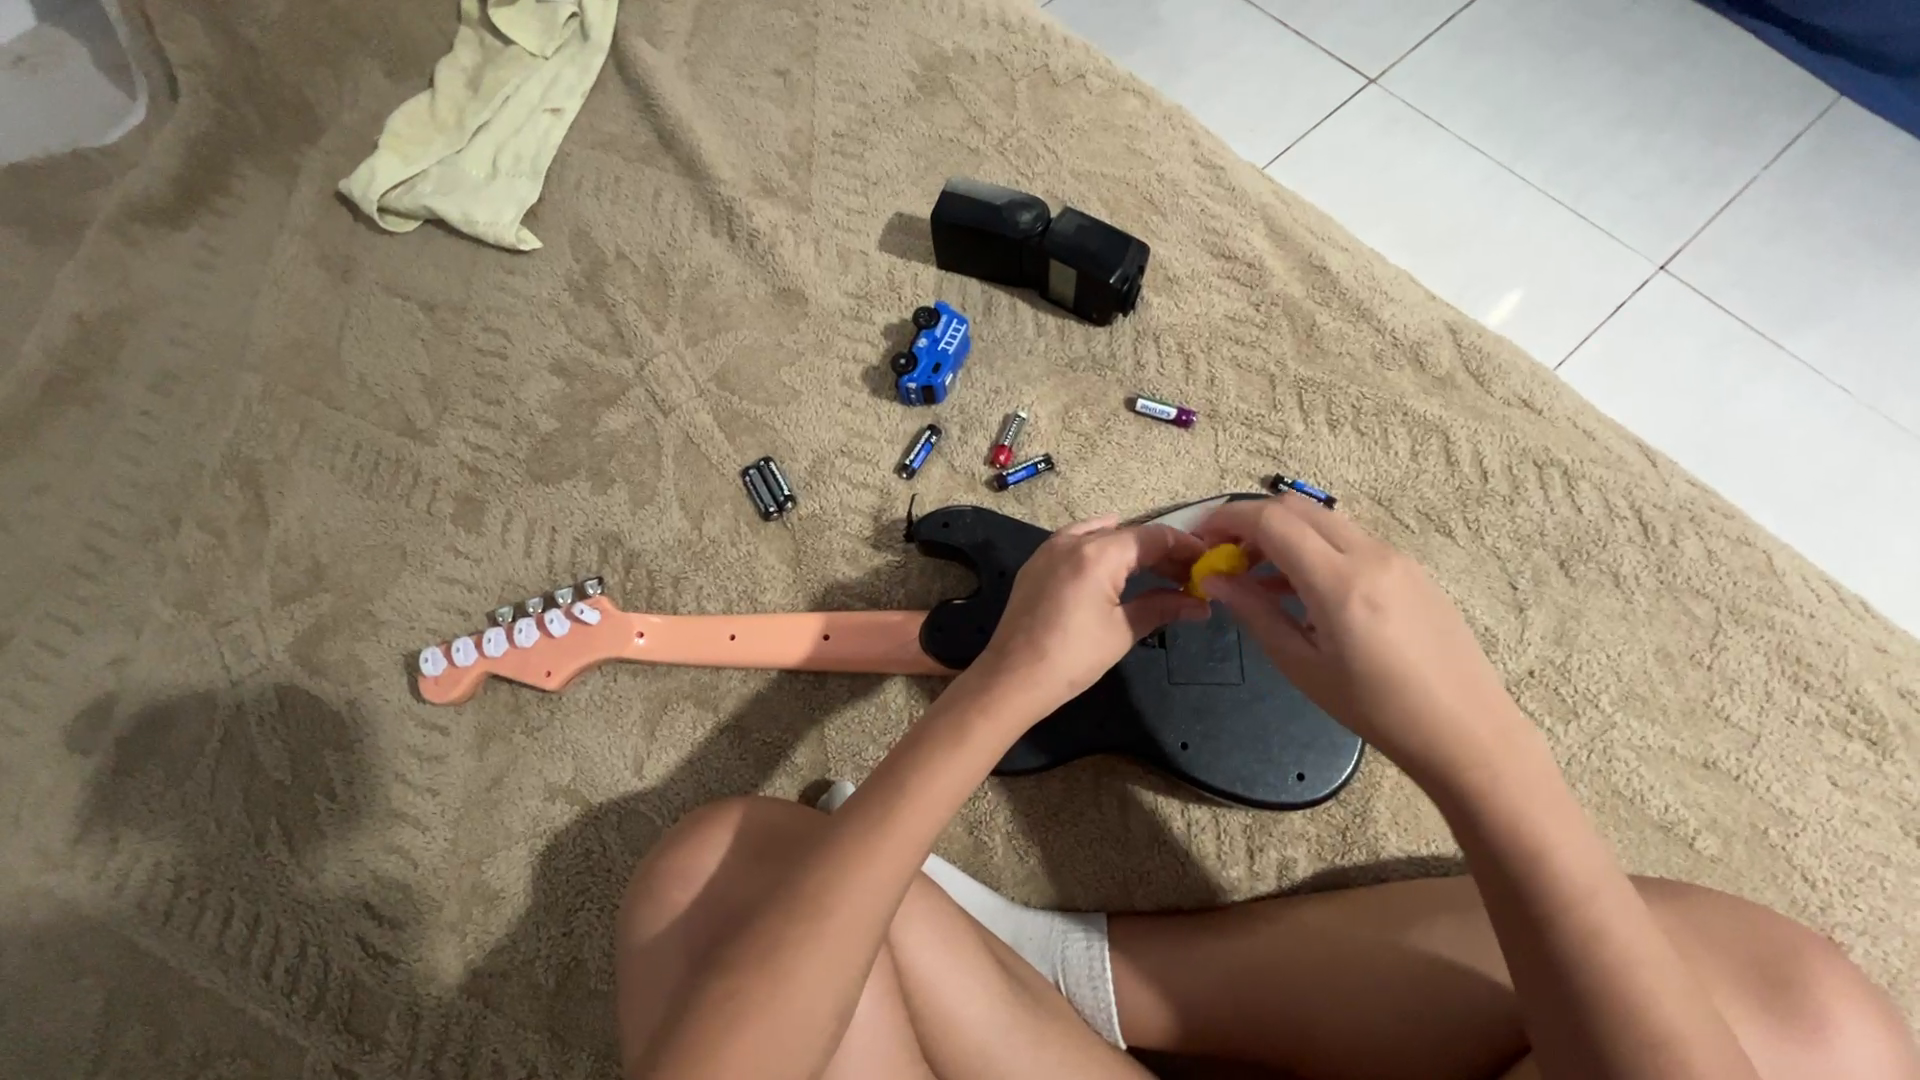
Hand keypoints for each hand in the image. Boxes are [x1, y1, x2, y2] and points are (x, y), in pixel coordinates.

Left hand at [962, 516, 1209, 726]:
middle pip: (1128, 534)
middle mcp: (1072, 541)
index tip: (1207, 561)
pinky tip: (1115, 568)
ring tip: (1157, 573)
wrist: (1012, 678)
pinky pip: (1076, 544)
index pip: (1153, 537)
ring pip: (1101, 535)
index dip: (1185, 546)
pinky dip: (1102, 549)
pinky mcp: (1036, 565)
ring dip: (1131, 550)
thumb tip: (1200, 605)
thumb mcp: (1122, 631)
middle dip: (1161, 552)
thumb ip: (1162, 608)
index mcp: (1098, 553)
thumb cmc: (1071, 657)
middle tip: (1189, 575)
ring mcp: (1049, 550)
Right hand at [1194, 495, 1535, 792]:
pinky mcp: (1412, 569)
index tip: (1201, 538)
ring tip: (1257, 573)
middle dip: (1252, 519)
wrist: (1466, 731)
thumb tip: (1215, 579)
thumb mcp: (1301, 665)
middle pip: (1297, 507)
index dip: (1227, 519)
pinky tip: (1302, 587)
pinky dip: (1315, 546)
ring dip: (1284, 532)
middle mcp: (1370, 555)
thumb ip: (1255, 613)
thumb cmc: (1375, 709)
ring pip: (1325, 520)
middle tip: (1225, 552)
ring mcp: (1397, 558)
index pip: (1271, 521)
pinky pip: (1351, 540)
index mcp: (1339, 582)